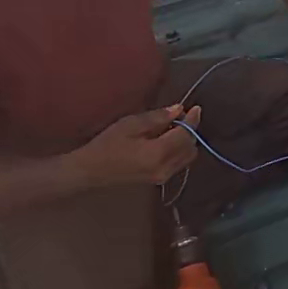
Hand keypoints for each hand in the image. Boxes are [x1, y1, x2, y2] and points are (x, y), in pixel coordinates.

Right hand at [68, 105, 202, 185]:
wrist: (91, 170)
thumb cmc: (107, 144)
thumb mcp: (130, 125)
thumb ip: (157, 118)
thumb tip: (179, 109)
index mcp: (159, 153)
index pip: (185, 135)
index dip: (192, 120)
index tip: (196, 108)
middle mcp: (166, 167)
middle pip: (190, 147)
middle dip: (189, 131)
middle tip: (180, 117)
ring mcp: (165, 176)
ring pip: (188, 157)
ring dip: (186, 141)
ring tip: (172, 128)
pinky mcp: (161, 180)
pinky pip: (180, 163)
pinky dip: (179, 150)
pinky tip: (167, 141)